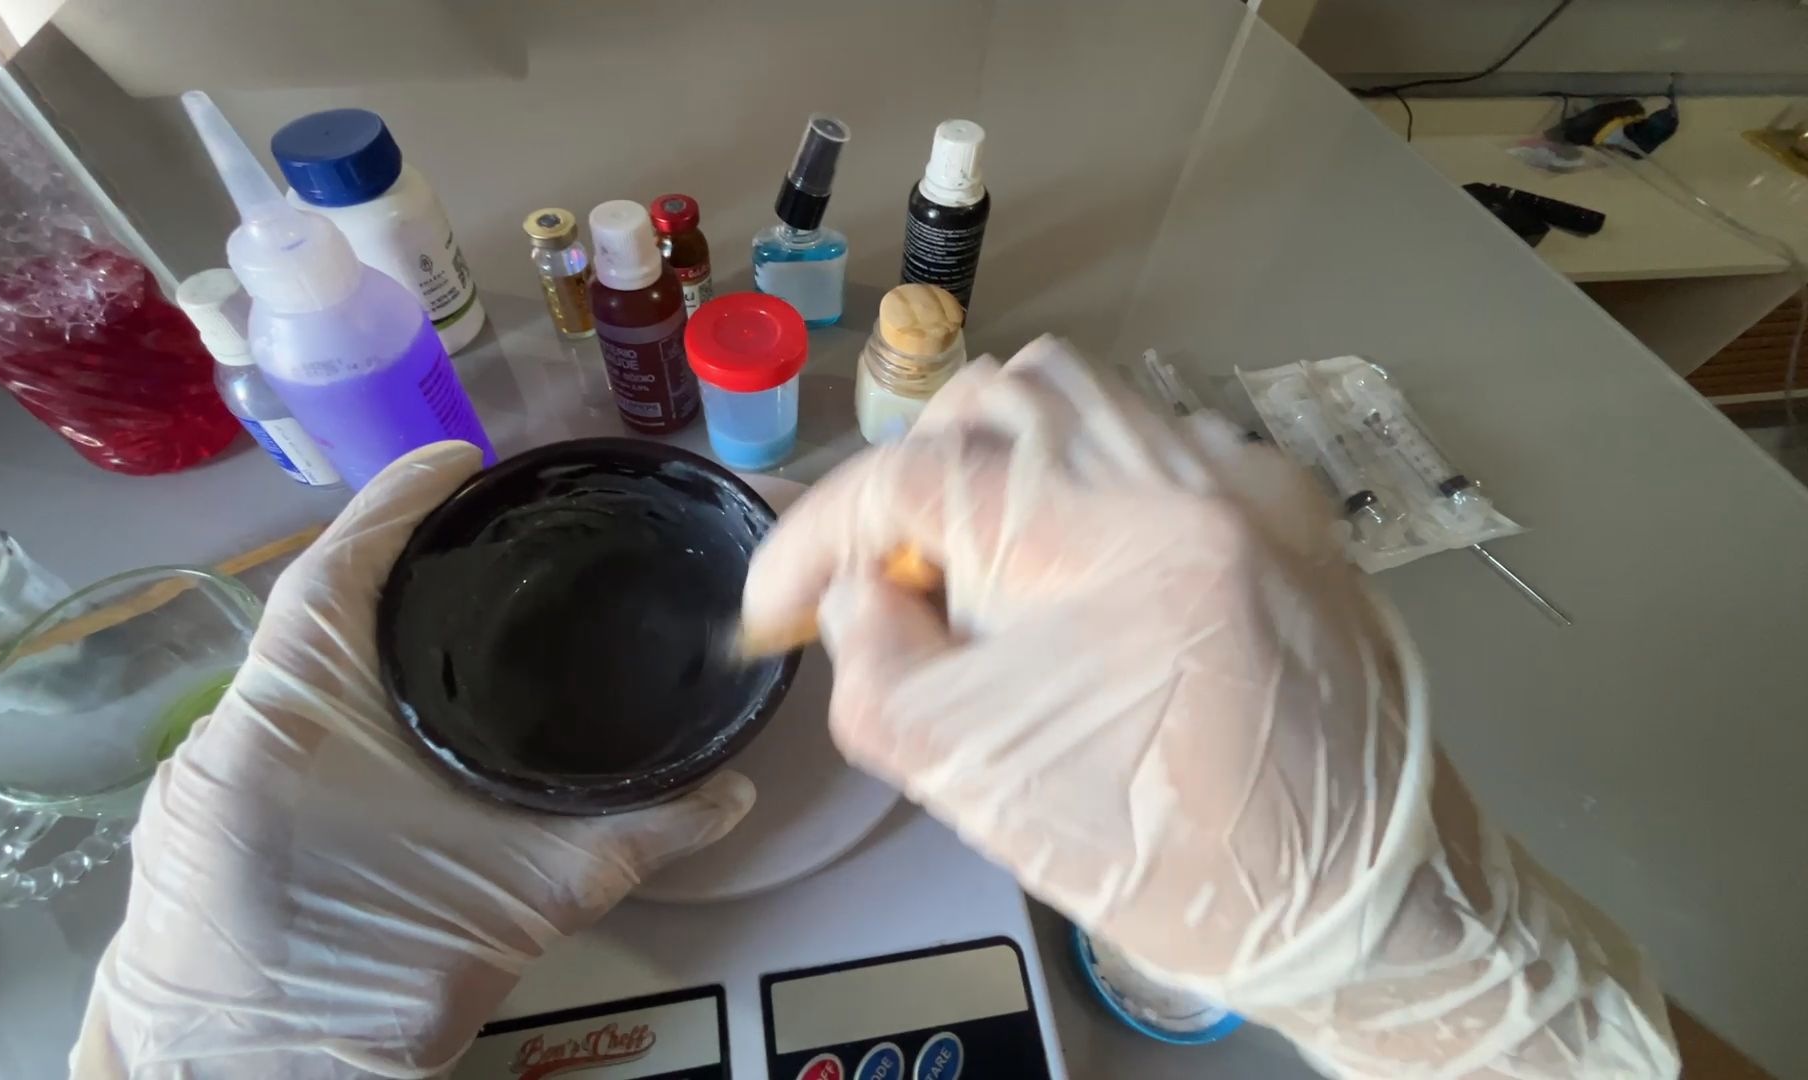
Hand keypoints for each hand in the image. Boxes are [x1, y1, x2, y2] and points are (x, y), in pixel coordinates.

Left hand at [73, 443, 753, 1078]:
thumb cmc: (357, 980)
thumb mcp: (510, 900)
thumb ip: (627, 836)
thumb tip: (731, 792)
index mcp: (305, 713)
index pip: (338, 571)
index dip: (396, 500)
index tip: (465, 457)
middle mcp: (275, 715)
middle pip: (344, 594)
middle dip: (420, 541)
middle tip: (515, 513)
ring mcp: (256, 751)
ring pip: (338, 647)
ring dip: (407, 601)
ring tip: (498, 571)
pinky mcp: (258, 789)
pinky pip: (332, 698)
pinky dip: (389, 663)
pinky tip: (451, 668)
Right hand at [741, 338, 1675, 1077]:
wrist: (1371, 902)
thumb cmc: (1167, 862)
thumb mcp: (976, 783)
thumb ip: (876, 668)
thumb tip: (853, 584)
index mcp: (1107, 546)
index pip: (911, 483)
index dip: (815, 537)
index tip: (774, 606)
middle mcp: (1180, 474)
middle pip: (986, 403)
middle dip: (907, 486)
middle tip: (898, 575)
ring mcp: (1237, 471)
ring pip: (1063, 391)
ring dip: (985, 459)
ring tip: (976, 552)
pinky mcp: (1273, 492)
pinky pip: (1138, 429)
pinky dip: (1069, 470)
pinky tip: (1075, 554)